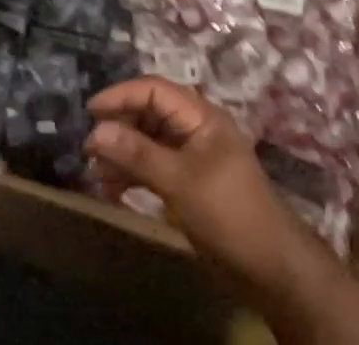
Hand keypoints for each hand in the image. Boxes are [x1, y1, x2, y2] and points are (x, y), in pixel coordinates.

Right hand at [86, 77, 358, 344]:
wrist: (270, 267)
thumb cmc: (228, 213)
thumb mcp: (179, 181)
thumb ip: (136, 153)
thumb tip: (95, 131)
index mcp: (202, 117)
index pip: (154, 90)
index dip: (120, 95)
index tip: (89, 112)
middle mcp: (195, 130)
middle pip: (148, 113)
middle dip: (117, 126)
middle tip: (88, 147)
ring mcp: (192, 157)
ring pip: (147, 141)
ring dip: (121, 153)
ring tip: (95, 172)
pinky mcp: (187, 183)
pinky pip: (152, 166)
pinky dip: (131, 174)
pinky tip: (112, 189)